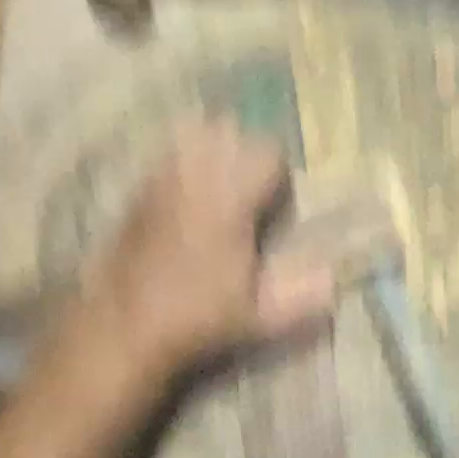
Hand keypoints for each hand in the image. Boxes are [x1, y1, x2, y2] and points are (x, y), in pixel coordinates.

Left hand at [89, 117, 335, 372]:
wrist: (123, 327)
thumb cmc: (197, 320)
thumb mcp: (260, 316)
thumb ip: (303, 295)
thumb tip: (335, 276)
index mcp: (231, 199)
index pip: (268, 152)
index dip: (279, 176)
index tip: (276, 207)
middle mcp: (195, 176)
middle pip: (228, 130)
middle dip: (244, 152)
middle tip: (249, 192)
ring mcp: (161, 179)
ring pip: (192, 134)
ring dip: (211, 151)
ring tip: (219, 188)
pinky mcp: (136, 193)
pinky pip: (165, 157)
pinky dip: (181, 165)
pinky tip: (185, 202)